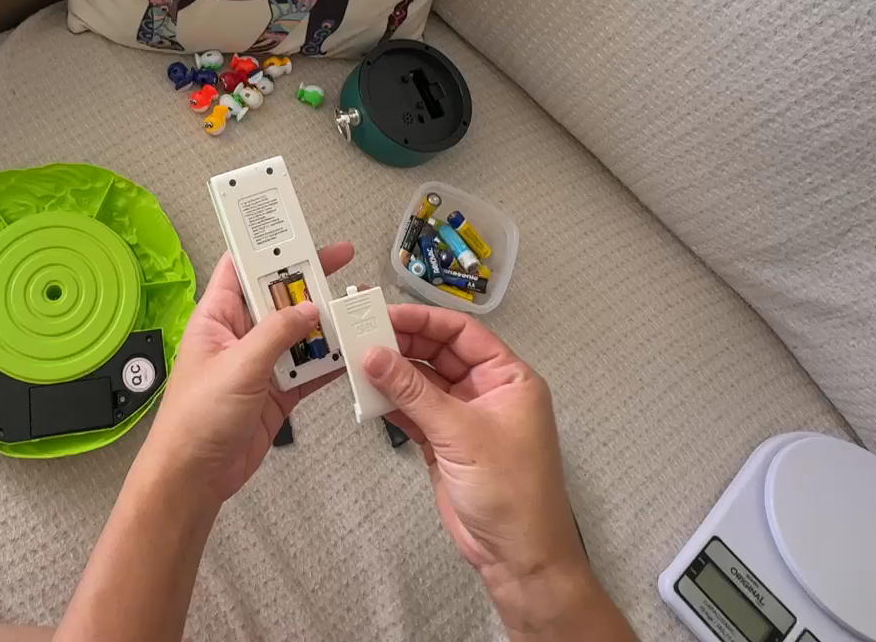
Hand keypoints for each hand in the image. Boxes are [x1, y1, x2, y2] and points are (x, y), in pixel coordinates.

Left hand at [139, 243, 354, 504]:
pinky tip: (351, 350)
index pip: (241, 268)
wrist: (194, 478)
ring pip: (298, 330)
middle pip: (278, 296)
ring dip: (324, 322)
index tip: (296, 232)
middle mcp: (240, 333)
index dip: (268, 248)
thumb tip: (309, 308)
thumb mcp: (237, 367)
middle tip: (340, 259)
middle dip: (308, 280)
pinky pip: (308, 366)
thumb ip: (275, 334)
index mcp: (218, 316)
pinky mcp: (277, 390)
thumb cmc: (195, 419)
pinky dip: (329, 359)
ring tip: (354, 307)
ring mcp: (260, 361)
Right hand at [363, 304, 630, 638]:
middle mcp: (486, 389)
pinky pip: (413, 409)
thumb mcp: (459, 432)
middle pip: (439, 352)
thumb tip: (371, 354)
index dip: (423, 320)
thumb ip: (412, 391)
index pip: (462, 332)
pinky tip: (367, 394)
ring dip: (392, 373)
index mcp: (507, 377)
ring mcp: (463, 415)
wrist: (518, 560)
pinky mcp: (444, 440)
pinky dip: (391, 402)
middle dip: (402, 344)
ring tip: (356, 361)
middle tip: (361, 335)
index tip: (383, 315)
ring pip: (422, 380)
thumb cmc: (508, 489)